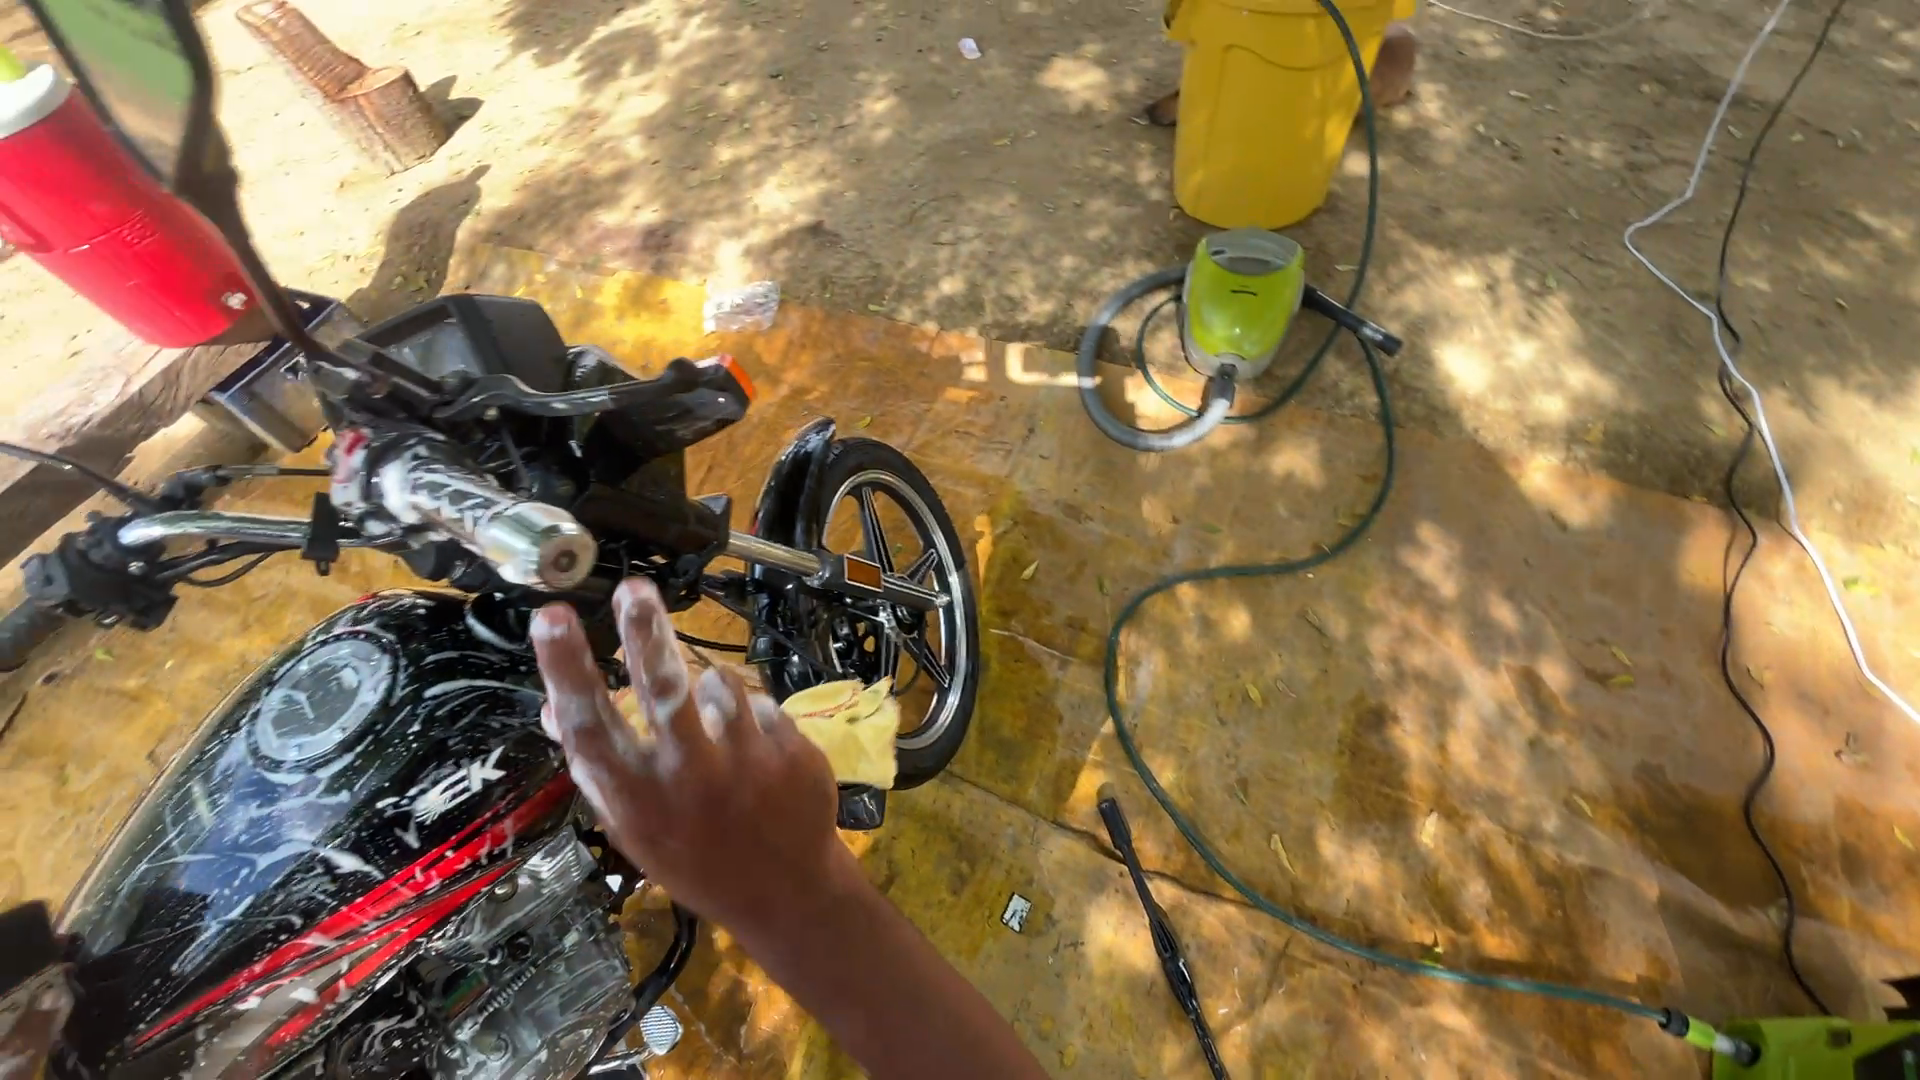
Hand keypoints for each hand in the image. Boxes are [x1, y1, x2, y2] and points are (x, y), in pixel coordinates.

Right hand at [531, 578, 855, 941]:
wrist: (785, 889)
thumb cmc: (696, 855)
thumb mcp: (636, 826)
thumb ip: (600, 767)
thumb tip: (550, 707)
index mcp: (640, 799)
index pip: (590, 724)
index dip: (565, 669)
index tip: (550, 616)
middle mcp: (690, 775)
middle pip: (663, 688)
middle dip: (645, 632)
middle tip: (634, 589)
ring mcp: (747, 761)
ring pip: (722, 686)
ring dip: (716, 695)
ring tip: (721, 737)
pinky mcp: (791, 748)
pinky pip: (764, 706)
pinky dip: (756, 721)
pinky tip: (759, 761)